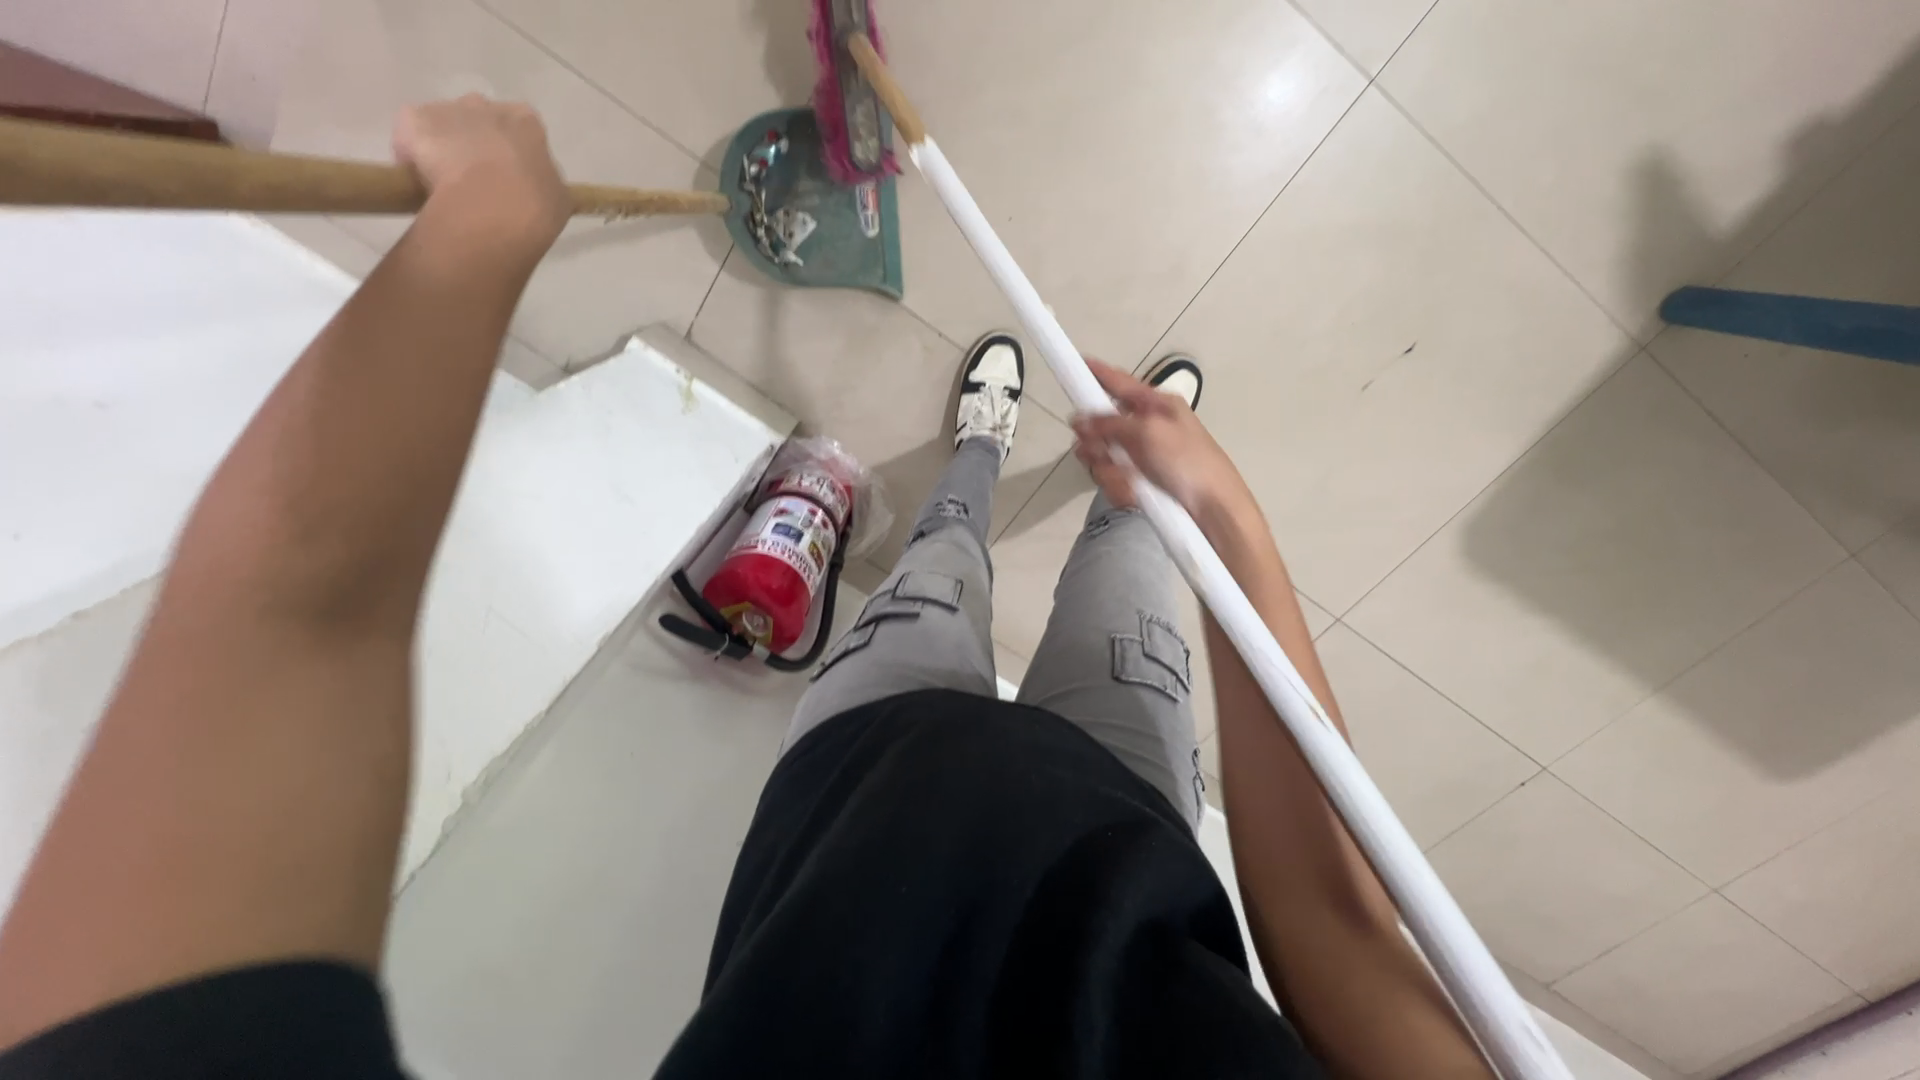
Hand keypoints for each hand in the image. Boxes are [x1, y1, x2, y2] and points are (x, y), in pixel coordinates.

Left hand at [392, 94, 569, 252]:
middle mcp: (486, 104)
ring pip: (443, 126)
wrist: (492, 210)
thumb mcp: (557, 196)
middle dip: (477, 143)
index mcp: (526, 121)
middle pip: (478, 120)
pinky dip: (412, 156)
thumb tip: (531, 182)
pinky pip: (410, 137)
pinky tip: (422, 183)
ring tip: (448, 187)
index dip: (513, 153)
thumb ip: (543, 180)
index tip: (511, 176)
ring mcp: (447, 108)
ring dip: (445, 148)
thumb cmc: (536, 205)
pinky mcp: (413, 119)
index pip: (520, 128)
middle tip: (480, 180)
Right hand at [1072, 358, 1253, 521]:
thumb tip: (1079, 419)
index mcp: (1156, 405)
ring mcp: (1141, 455)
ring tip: (1123, 477)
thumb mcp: (1149, 432)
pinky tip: (1130, 491)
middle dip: (1095, 440)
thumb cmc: (1188, 461)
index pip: (1120, 383)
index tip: (1076, 364)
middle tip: (1094, 450)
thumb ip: (1110, 424)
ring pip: (1102, 454)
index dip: (1097, 373)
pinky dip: (1117, 484)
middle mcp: (1145, 427)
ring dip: (1106, 467)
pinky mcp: (1138, 479)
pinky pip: (1113, 476)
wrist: (1213, 506)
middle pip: (1101, 425)